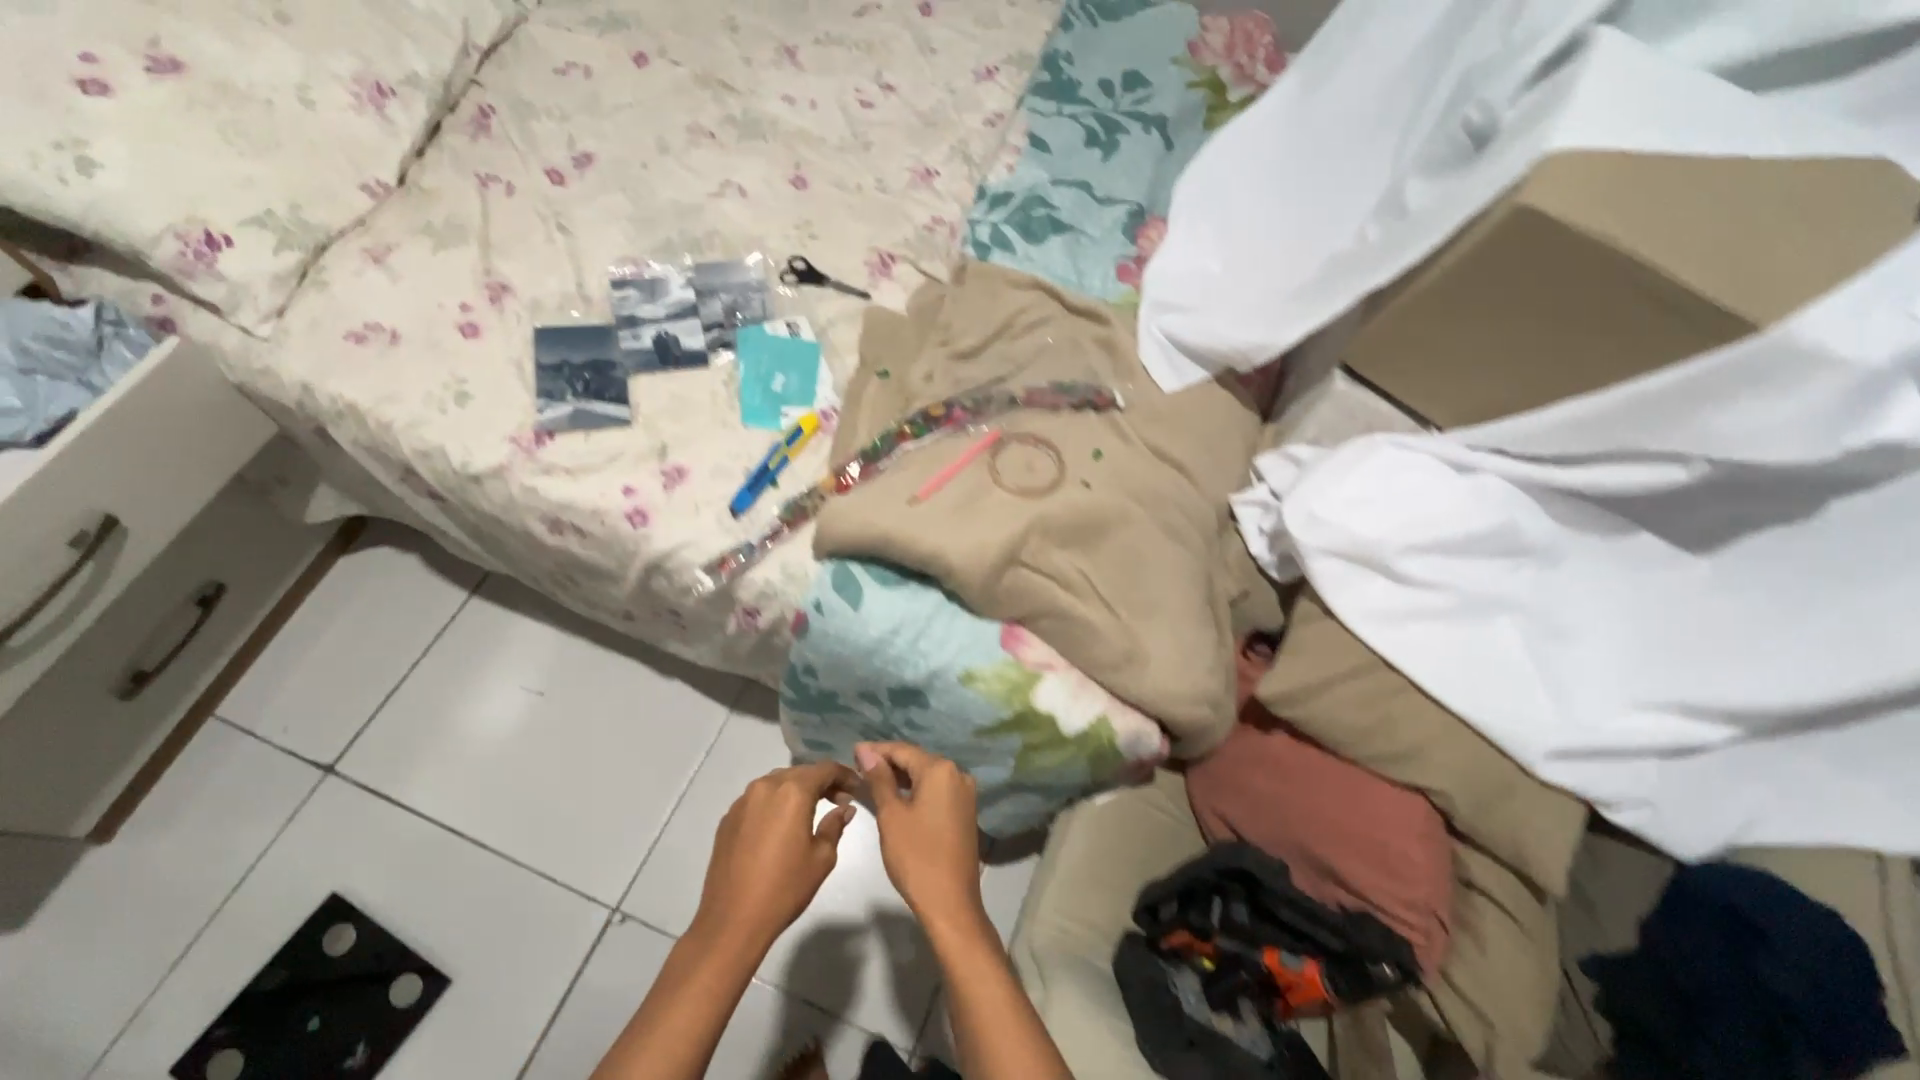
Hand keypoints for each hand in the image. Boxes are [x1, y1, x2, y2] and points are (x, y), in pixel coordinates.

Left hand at [693, 761, 859, 949]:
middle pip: (799, 773)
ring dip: (797, 791)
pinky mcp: (728, 818)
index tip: (857, 789)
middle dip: (822, 782)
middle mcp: (765, 787)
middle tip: (839, 801)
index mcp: (792, 792)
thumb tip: (844, 808)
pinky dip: (775, 804)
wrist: (732, 919)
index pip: (824, 769)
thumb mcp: (821, 858)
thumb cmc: (785, 888)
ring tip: (812, 811)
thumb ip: (834, 825)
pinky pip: (758, 800)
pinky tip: (782, 826)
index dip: (845, 775)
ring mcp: (742, 802)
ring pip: (777, 783)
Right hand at [856, 742, 986, 934]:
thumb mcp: (891, 815)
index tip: (852, 753)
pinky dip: (916, 790)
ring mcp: (965, 793)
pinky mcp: (964, 811)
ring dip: (901, 777)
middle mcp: (958, 774)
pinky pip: (936, 790)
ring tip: (871, 781)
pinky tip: (896, 797)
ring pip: (927, 775)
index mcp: (941, 770)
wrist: (950, 901)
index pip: (903, 750)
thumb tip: (865, 750)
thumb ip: (879, 779)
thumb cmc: (915, 856)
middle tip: (858, 768)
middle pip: (917, 760)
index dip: (876, 750)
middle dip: (888, 762)